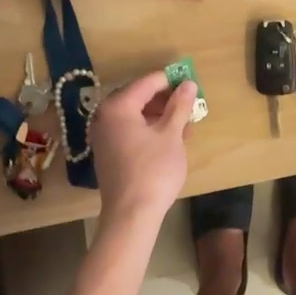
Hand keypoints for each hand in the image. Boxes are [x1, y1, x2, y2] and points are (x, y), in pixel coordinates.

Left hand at [90, 70, 196, 223]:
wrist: (131, 214)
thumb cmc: (153, 170)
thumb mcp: (171, 135)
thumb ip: (179, 106)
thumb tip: (188, 84)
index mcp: (118, 107)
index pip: (146, 83)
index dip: (170, 80)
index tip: (191, 81)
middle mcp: (104, 117)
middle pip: (138, 98)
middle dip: (166, 100)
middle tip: (190, 105)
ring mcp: (104, 137)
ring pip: (135, 117)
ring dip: (160, 117)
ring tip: (186, 126)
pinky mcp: (108, 154)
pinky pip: (130, 132)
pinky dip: (149, 131)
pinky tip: (170, 140)